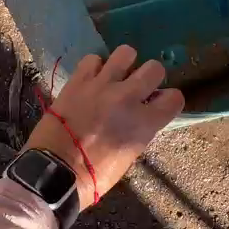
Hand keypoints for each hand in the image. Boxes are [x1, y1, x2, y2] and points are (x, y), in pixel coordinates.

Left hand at [25, 46, 183, 206]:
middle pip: (155, 68)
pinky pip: (94, 58)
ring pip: (126, 53)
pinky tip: (92, 79)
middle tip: (138, 87)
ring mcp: (103, 85)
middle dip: (150, 77)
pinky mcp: (79, 80)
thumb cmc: (94, 176)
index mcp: (144, 123)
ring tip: (117, 75)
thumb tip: (141, 116)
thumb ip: (140, 130)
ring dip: (125, 64)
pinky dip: (95, 67)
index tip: (158, 105)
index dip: (168, 101)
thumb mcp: (129, 156)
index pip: (174, 97)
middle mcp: (128, 97)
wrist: (54, 172)